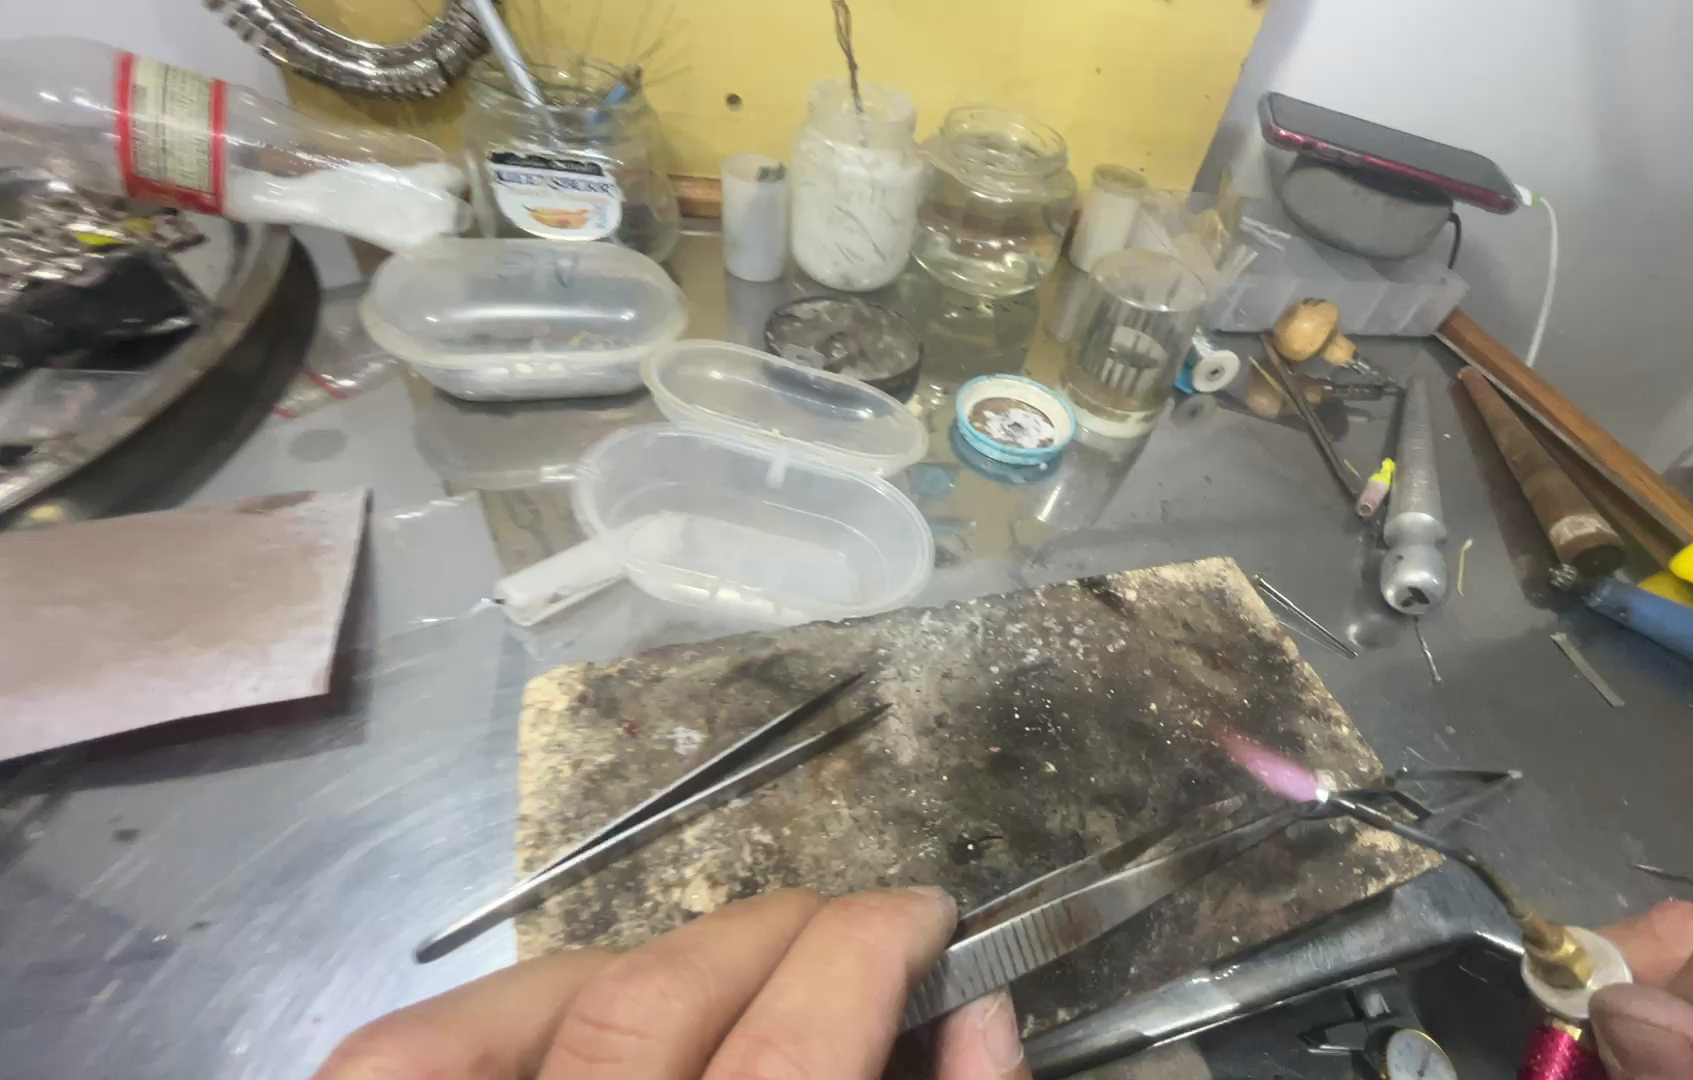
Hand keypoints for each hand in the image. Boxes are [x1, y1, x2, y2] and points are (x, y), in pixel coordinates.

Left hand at [314, 887, 1029, 1079]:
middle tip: (862, 933)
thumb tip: (982, 1017)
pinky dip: (490, 1012)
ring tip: (755, 963)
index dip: (873, 948)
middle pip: (667, 1007)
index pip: (793, 1058)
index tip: (931, 920)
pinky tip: (583, 1006)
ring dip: (686, 953)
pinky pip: (405, 1065)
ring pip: (566, 1010)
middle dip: (795, 930)